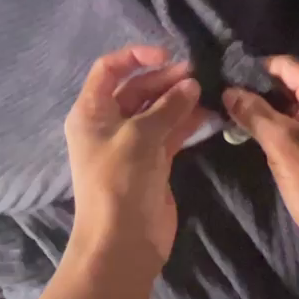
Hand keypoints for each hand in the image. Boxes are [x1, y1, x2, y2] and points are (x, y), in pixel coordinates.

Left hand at [64, 46, 206, 269]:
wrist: (122, 243)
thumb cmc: (120, 181)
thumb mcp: (141, 136)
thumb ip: (168, 107)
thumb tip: (191, 85)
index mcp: (91, 112)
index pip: (109, 69)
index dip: (136, 56)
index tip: (167, 55)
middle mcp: (108, 124)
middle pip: (136, 88)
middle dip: (164, 79)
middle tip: (196, 74)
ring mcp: (130, 144)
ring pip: (155, 110)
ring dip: (178, 99)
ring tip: (205, 90)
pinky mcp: (151, 162)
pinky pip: (169, 132)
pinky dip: (185, 121)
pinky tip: (207, 113)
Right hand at [223, 56, 298, 250]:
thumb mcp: (280, 145)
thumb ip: (253, 112)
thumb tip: (228, 90)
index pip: (285, 64)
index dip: (254, 69)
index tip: (225, 78)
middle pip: (291, 82)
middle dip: (259, 90)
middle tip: (226, 100)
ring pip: (296, 104)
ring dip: (269, 110)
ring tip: (235, 117)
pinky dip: (283, 125)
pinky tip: (259, 135)